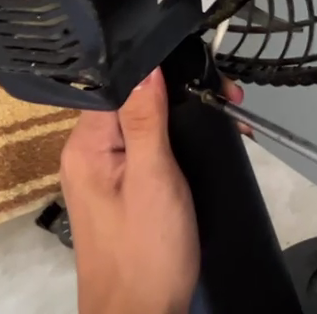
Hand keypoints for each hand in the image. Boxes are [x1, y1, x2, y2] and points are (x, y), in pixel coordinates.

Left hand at [61, 70, 241, 313]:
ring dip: (186, 110)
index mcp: (87, 145)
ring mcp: (107, 170)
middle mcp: (91, 152)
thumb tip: (147, 65)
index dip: (159, 66)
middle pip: (135, 97)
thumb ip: (147, 120)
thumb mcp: (152, 179)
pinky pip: (151, 144)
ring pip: (147, 119)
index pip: (118, 82)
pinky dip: (180, 134)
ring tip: (228, 109)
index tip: (200, 64)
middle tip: (228, 94)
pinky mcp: (126, 186)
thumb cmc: (147, 252)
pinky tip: (209, 134)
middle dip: (181, 89)